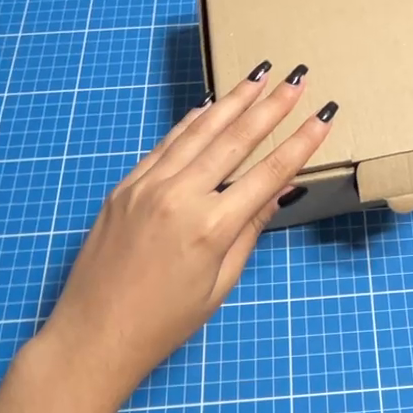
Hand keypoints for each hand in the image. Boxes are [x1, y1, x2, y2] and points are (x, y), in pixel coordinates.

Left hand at [0, 65, 334, 412]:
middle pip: (237, 139)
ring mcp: (149, 185)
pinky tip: (212, 104)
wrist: (90, 337)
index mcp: (211, 228)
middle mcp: (181, 196)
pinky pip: (168, 143)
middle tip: (297, 78)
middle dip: (272, 106)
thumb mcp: (219, 285)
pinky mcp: (127, 184)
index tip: (323, 116)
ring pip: (201, 130)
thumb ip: (250, 229)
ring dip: (234, 100)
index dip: (300, 143)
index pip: (268, 174)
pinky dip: (193, 121)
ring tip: (260, 75)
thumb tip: (281, 188)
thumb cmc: (164, 324)